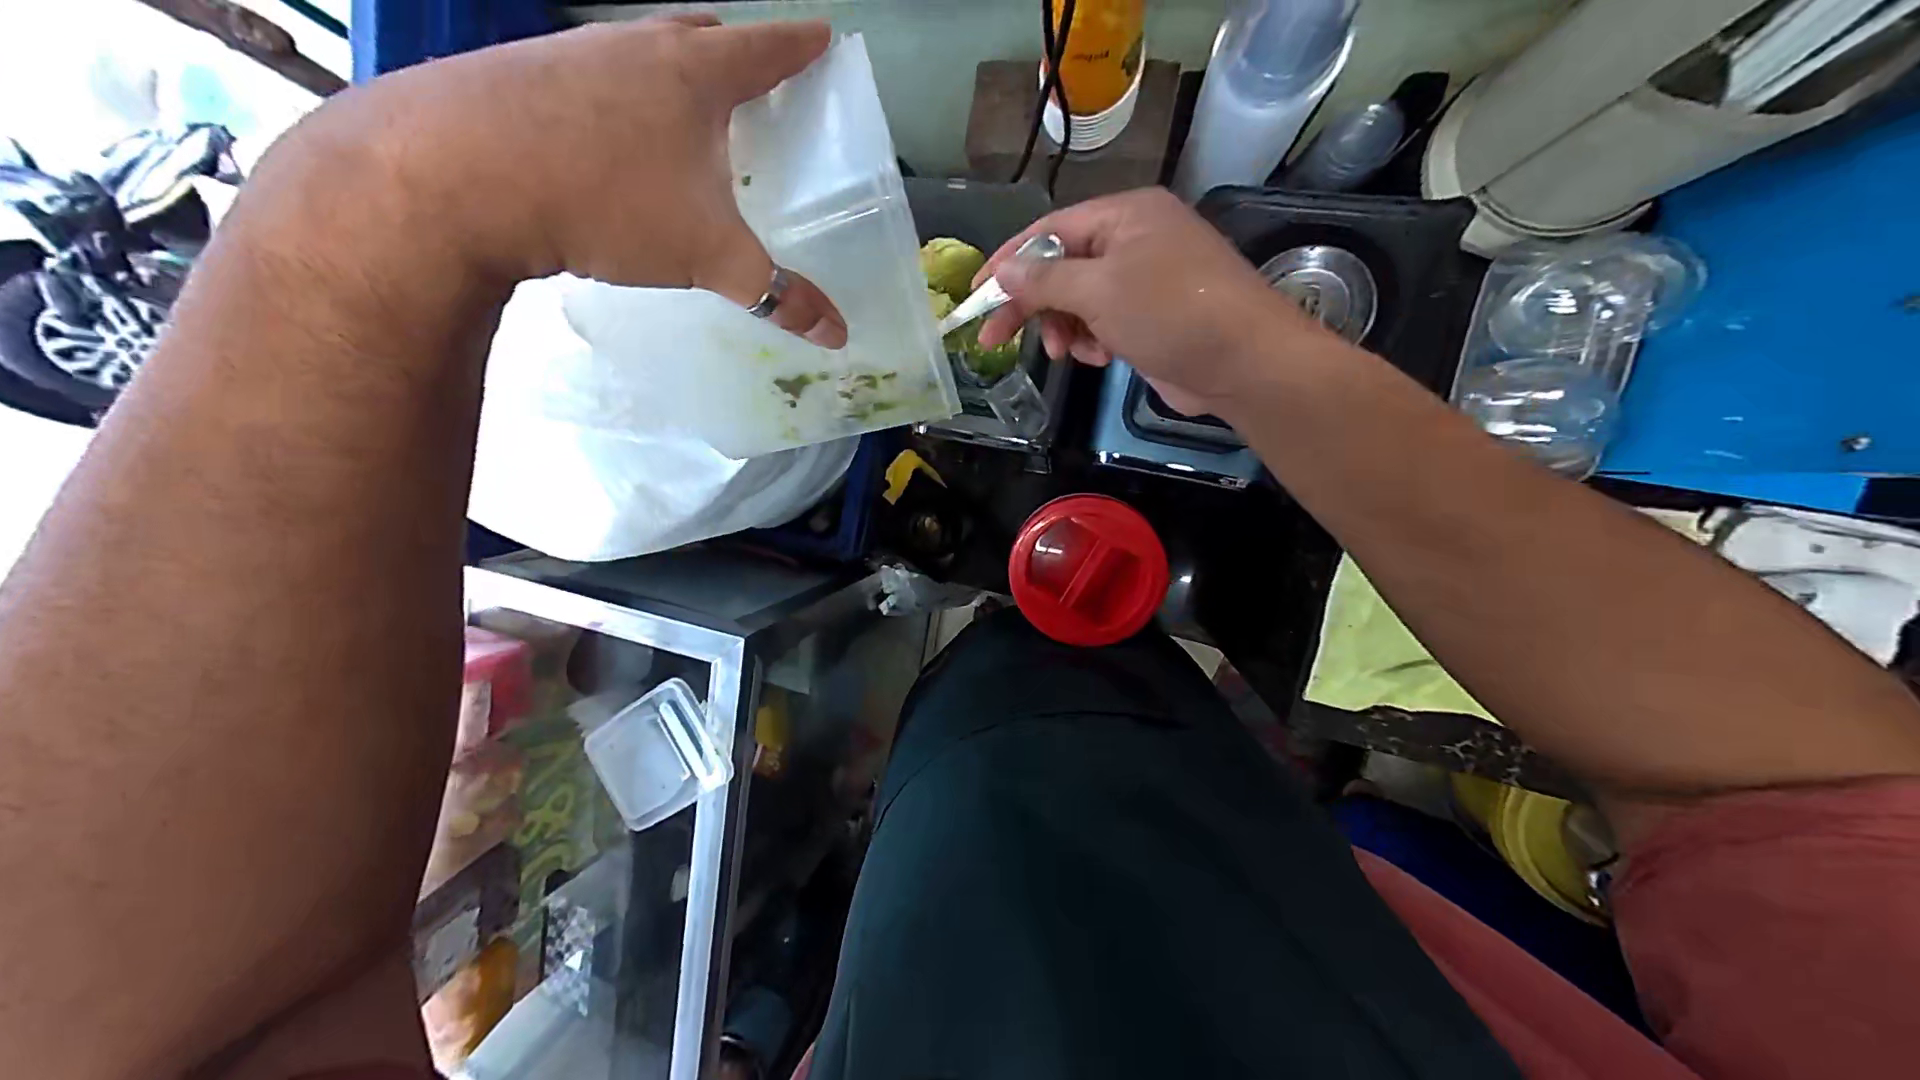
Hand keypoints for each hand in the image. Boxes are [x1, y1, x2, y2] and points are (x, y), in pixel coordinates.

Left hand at [249, 15, 846, 345]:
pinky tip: (614, 139)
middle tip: (756, 74)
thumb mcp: (709, 256)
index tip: (824, 38)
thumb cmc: (607, 201)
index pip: (766, 48)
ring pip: (640, 52)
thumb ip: (777, 294)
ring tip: (689, 110)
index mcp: (693, 74)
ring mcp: (571, 55)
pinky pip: (592, 79)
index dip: (801, 46)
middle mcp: (634, 47)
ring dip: (672, 72)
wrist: (452, 176)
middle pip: (700, 33)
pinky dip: (620, 99)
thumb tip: (839, 334)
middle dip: (736, 49)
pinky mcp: (521, 79)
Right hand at [974, 187, 1347, 415]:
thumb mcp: (1100, 290)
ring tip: (1067, 352)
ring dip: (1065, 328)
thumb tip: (1004, 271)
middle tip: (996, 340)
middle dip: (1033, 306)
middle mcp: (1133, 240)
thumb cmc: (1170, 312)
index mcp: (1123, 216)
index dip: (1009, 262)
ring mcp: (1144, 280)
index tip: (976, 293)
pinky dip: (1092, 340)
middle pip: (1062, 268)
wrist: (1244, 362)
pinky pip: (1103, 322)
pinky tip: (1099, 357)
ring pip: (1080, 301)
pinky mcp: (1151, 317)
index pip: (1049, 231)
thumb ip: (1046, 280)